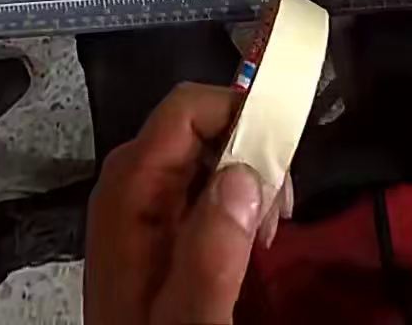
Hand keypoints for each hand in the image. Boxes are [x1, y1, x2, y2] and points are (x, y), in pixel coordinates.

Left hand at [86, 84, 269, 324]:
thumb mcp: (188, 323)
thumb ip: (212, 253)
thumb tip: (245, 173)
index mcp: (130, 185)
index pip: (186, 109)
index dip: (236, 113)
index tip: (281, 153)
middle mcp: (132, 175)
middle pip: (198, 123)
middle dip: (247, 150)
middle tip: (277, 209)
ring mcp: (143, 194)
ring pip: (205, 148)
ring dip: (247, 175)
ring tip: (265, 230)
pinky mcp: (157, 214)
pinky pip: (203, 177)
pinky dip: (236, 194)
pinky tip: (249, 234)